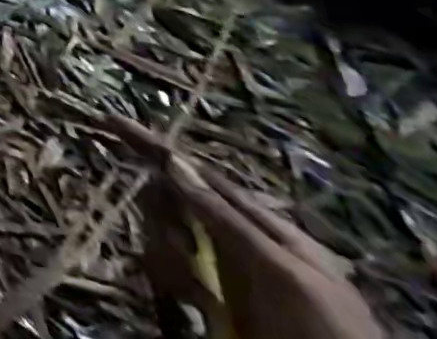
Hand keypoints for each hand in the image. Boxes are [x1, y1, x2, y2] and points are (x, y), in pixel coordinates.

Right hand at [161, 158, 384, 338]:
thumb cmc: (327, 334)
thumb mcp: (283, 273)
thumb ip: (227, 218)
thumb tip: (175, 162)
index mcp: (258, 224)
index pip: (194, 171)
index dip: (152, 145)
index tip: (109, 120)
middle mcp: (234, 242)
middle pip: (171, 206)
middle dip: (163, 226)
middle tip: (185, 266)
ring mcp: (223, 277)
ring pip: (165, 243)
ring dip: (169, 265)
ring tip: (201, 306)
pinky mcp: (212, 308)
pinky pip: (169, 280)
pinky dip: (173, 289)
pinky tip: (197, 315)